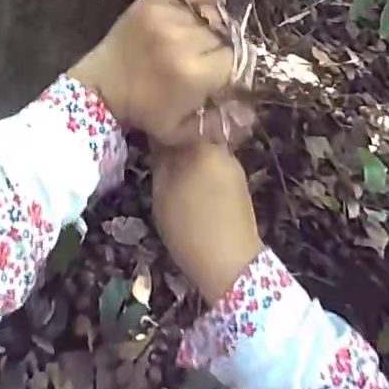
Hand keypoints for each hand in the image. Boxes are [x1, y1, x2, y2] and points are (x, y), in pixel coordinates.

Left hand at [68, 0, 242, 144]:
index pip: (235, 60)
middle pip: (224, 36)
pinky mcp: (153, 0)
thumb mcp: (181, 131)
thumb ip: (221, 123)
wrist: (101, 88)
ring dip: (210, 28)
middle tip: (209, 60)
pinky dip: (202, 0)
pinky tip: (201, 13)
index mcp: (192, 73)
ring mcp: (165, 15)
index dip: (234, 68)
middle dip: (221, 49)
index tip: (225, 76)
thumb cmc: (145, 112)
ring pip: (210, 15)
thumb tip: (252, 109)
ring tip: (199, 41)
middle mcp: (181, 39)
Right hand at [151, 141, 263, 303]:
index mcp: (197, 145)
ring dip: (192, 159)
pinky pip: (216, 166)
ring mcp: (232, 163)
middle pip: (193, 136)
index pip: (174, 126)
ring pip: (205, 151)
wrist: (230, 261)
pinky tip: (197, 191)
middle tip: (161, 162)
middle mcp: (218, 147)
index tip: (148, 141)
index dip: (160, 132)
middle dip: (178, 144)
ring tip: (178, 180)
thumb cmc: (187, 228)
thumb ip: (161, 161)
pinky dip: (205, 172)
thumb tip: (158, 139)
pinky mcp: (241, 179)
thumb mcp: (162, 194)